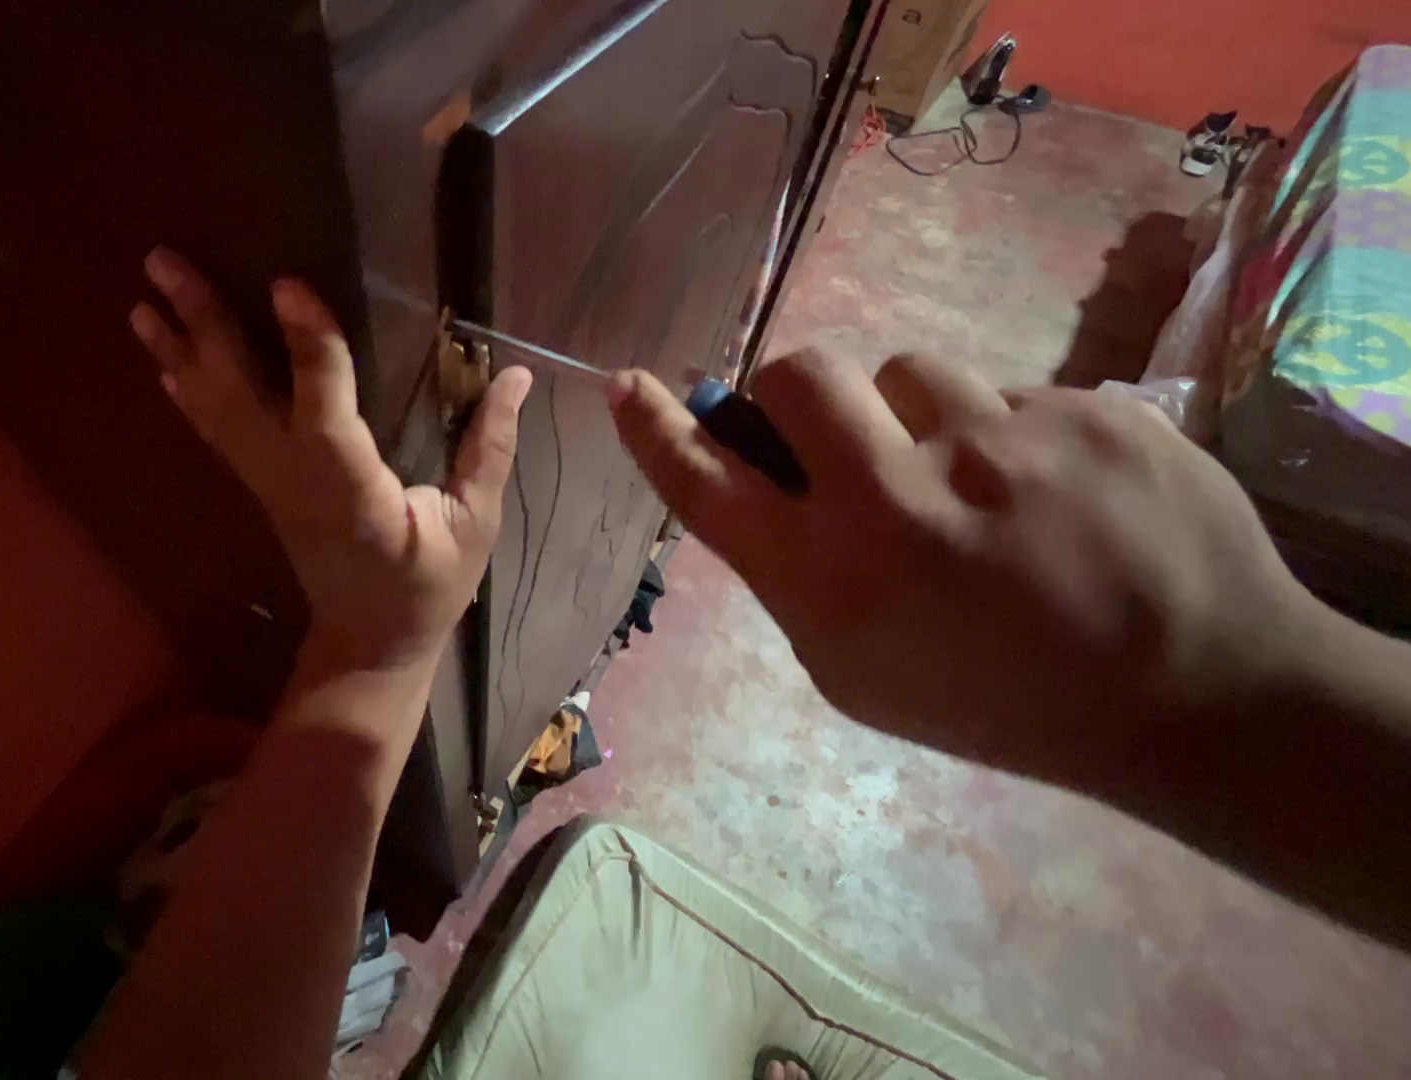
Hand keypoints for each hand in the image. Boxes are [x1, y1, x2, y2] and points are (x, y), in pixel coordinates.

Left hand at [131, 248, 531, 677]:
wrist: (369, 642)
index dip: (310, 350)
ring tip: (143, 296)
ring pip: (218, 413)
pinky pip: (219, 435)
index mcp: (355, 496)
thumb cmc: (426, 587)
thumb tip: (516, 375)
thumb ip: (488, 449)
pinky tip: (165, 361)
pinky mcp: (265, 489)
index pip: (327, 415)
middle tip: (163, 262)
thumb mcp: (473, 526)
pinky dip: (190, 394)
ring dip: (179, 352)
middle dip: (204, 329)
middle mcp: (299, 485)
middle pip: (243, 401)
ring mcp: (272, 487)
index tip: (287, 285)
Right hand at [608, 350, 1328, 788]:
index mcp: (825, 577)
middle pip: (799, 372)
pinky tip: (1051, 492)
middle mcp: (893, 499)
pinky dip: (1004, 434)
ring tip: (971, 478)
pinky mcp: (1090, 413)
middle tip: (837, 436)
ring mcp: (999, 447)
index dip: (655, 430)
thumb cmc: (984, 697)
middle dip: (799, 395)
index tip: (625, 384)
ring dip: (913, 417)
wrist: (1194, 699)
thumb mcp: (848, 665)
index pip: (705, 483)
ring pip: (909, 370)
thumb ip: (788, 572)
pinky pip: (1006, 392)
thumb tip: (758, 480)